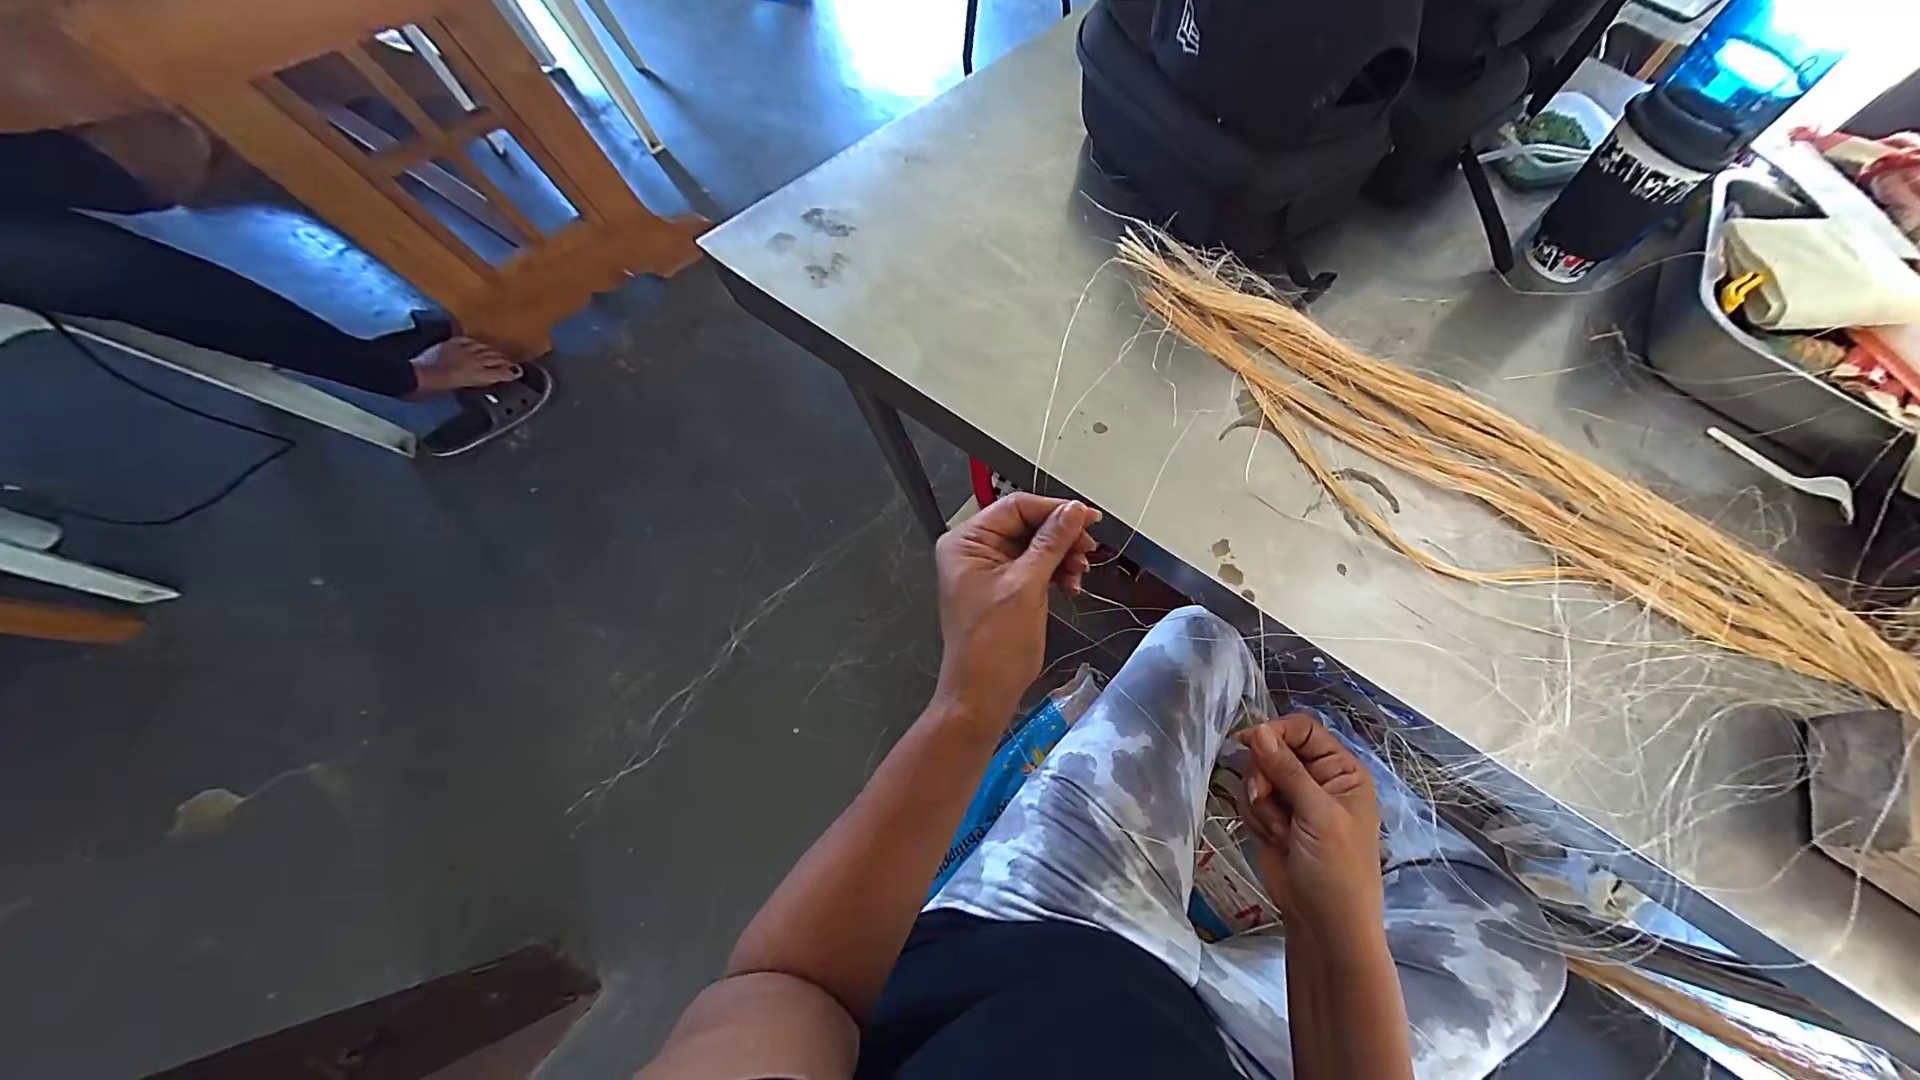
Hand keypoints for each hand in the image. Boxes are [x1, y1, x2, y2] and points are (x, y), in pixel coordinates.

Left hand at [931, 494, 1099, 719]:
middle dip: (1061, 537)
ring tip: (1080, 573)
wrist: (984, 692)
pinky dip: (1056, 572)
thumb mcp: (1026, 585)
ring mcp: (989, 569)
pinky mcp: (1005, 587)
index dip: (1054, 510)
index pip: (1015, 507)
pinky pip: (1035, 567)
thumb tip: (1074, 511)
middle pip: (1027, 525)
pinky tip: (1071, 585)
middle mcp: (974, 550)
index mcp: (966, 541)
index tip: (1088, 518)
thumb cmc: (993, 643)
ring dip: (1063, 556)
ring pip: (1035, 546)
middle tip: (1088, 549)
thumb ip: (1051, 542)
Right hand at [1235, 713, 1381, 933]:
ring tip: (1278, 830)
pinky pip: (1248, 796)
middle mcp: (1317, 778)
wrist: (1323, 924)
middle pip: (1272, 748)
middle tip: (1267, 800)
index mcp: (1341, 771)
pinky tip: (1272, 838)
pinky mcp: (1272, 814)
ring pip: (1255, 773)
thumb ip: (1287, 770)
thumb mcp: (1317, 816)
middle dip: (1264, 776)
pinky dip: (1254, 816)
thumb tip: (1257, 729)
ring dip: (1259, 801)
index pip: (1302, 729)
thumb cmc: (1337, 870)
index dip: (1275, 732)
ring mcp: (1293, 797)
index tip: (1250, 744)